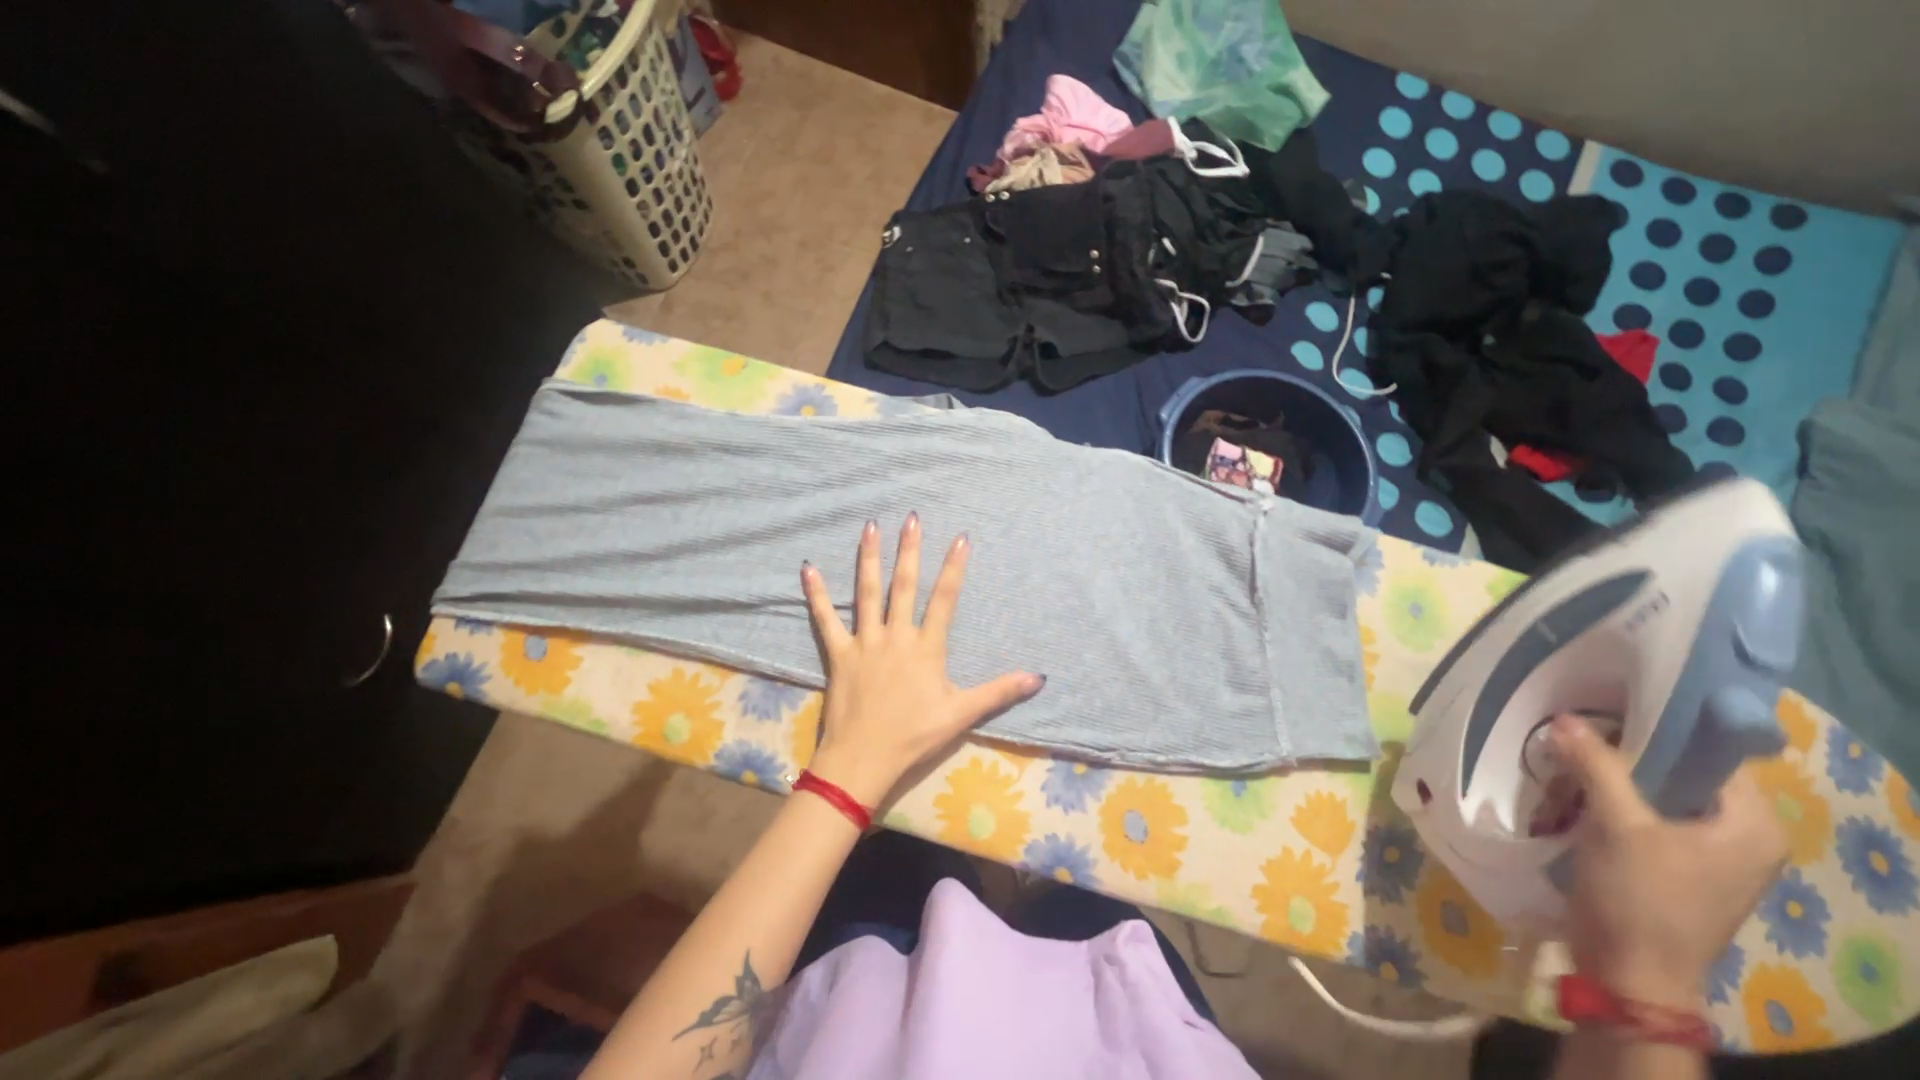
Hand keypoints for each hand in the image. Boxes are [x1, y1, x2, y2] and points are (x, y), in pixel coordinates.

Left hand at [800, 515, 1043, 807]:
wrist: (863, 758)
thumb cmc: (915, 736)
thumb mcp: (962, 714)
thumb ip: (998, 692)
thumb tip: (1038, 677)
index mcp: (927, 648)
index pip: (945, 600)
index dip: (954, 568)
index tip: (961, 538)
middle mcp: (896, 636)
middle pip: (904, 585)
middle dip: (910, 550)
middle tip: (912, 518)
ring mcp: (865, 643)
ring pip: (867, 593)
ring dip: (869, 558)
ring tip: (870, 527)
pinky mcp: (839, 654)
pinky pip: (826, 619)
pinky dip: (818, 594)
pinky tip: (809, 569)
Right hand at [1553, 715, 1786, 1007]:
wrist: (1629, 976)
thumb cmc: (1639, 898)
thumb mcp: (1616, 824)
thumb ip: (1596, 765)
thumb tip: (1565, 719)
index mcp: (1752, 825)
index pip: (1711, 753)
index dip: (1663, 726)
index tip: (1614, 705)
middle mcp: (1744, 838)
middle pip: (1684, 774)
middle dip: (1631, 753)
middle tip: (1584, 728)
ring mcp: (1713, 860)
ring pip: (1662, 798)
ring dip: (1618, 780)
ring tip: (1574, 756)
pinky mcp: (1679, 873)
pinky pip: (1651, 822)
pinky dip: (1618, 807)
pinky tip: (1579, 794)